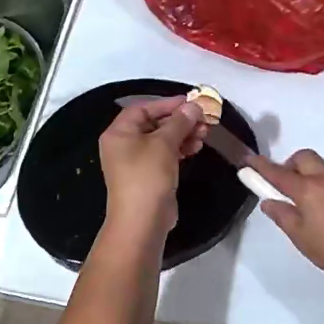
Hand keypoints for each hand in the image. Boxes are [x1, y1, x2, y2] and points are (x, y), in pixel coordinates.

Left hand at [99, 97, 205, 234]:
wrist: (142, 220)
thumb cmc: (147, 176)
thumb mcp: (164, 144)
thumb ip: (180, 122)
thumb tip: (194, 107)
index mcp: (119, 133)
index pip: (143, 108)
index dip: (167, 103)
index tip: (191, 102)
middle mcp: (124, 145)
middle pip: (154, 124)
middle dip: (179, 121)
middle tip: (203, 120)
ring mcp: (136, 162)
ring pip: (162, 140)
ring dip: (183, 135)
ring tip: (204, 134)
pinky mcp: (148, 176)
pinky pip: (164, 155)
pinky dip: (179, 149)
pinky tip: (196, 147)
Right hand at [246, 149, 323, 279]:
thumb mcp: (300, 236)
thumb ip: (282, 216)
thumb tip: (269, 202)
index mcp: (306, 188)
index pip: (277, 172)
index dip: (260, 166)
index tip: (248, 160)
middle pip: (303, 157)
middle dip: (289, 164)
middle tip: (285, 187)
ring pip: (320, 165)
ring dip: (307, 172)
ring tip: (305, 200)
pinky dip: (322, 181)